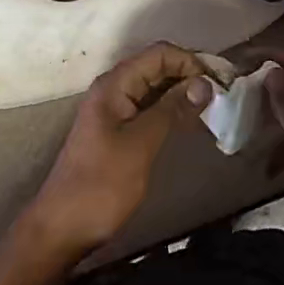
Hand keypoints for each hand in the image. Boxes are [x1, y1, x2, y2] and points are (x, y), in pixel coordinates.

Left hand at [26, 43, 211, 258]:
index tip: (218, 81)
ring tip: (213, 105)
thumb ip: (173, 109)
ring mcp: (116, 109)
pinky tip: (192, 120)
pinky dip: (173, 108)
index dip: (191, 61)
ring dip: (184, 91)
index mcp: (115, 85)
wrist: (61, 230)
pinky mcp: (120, 129)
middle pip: (159, 66)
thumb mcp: (141, 144)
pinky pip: (151, 106)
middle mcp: (114, 89)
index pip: (160, 54)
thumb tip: (205, 82)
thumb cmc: (101, 185)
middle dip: (190, 74)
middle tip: (222, 93)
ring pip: (157, 87)